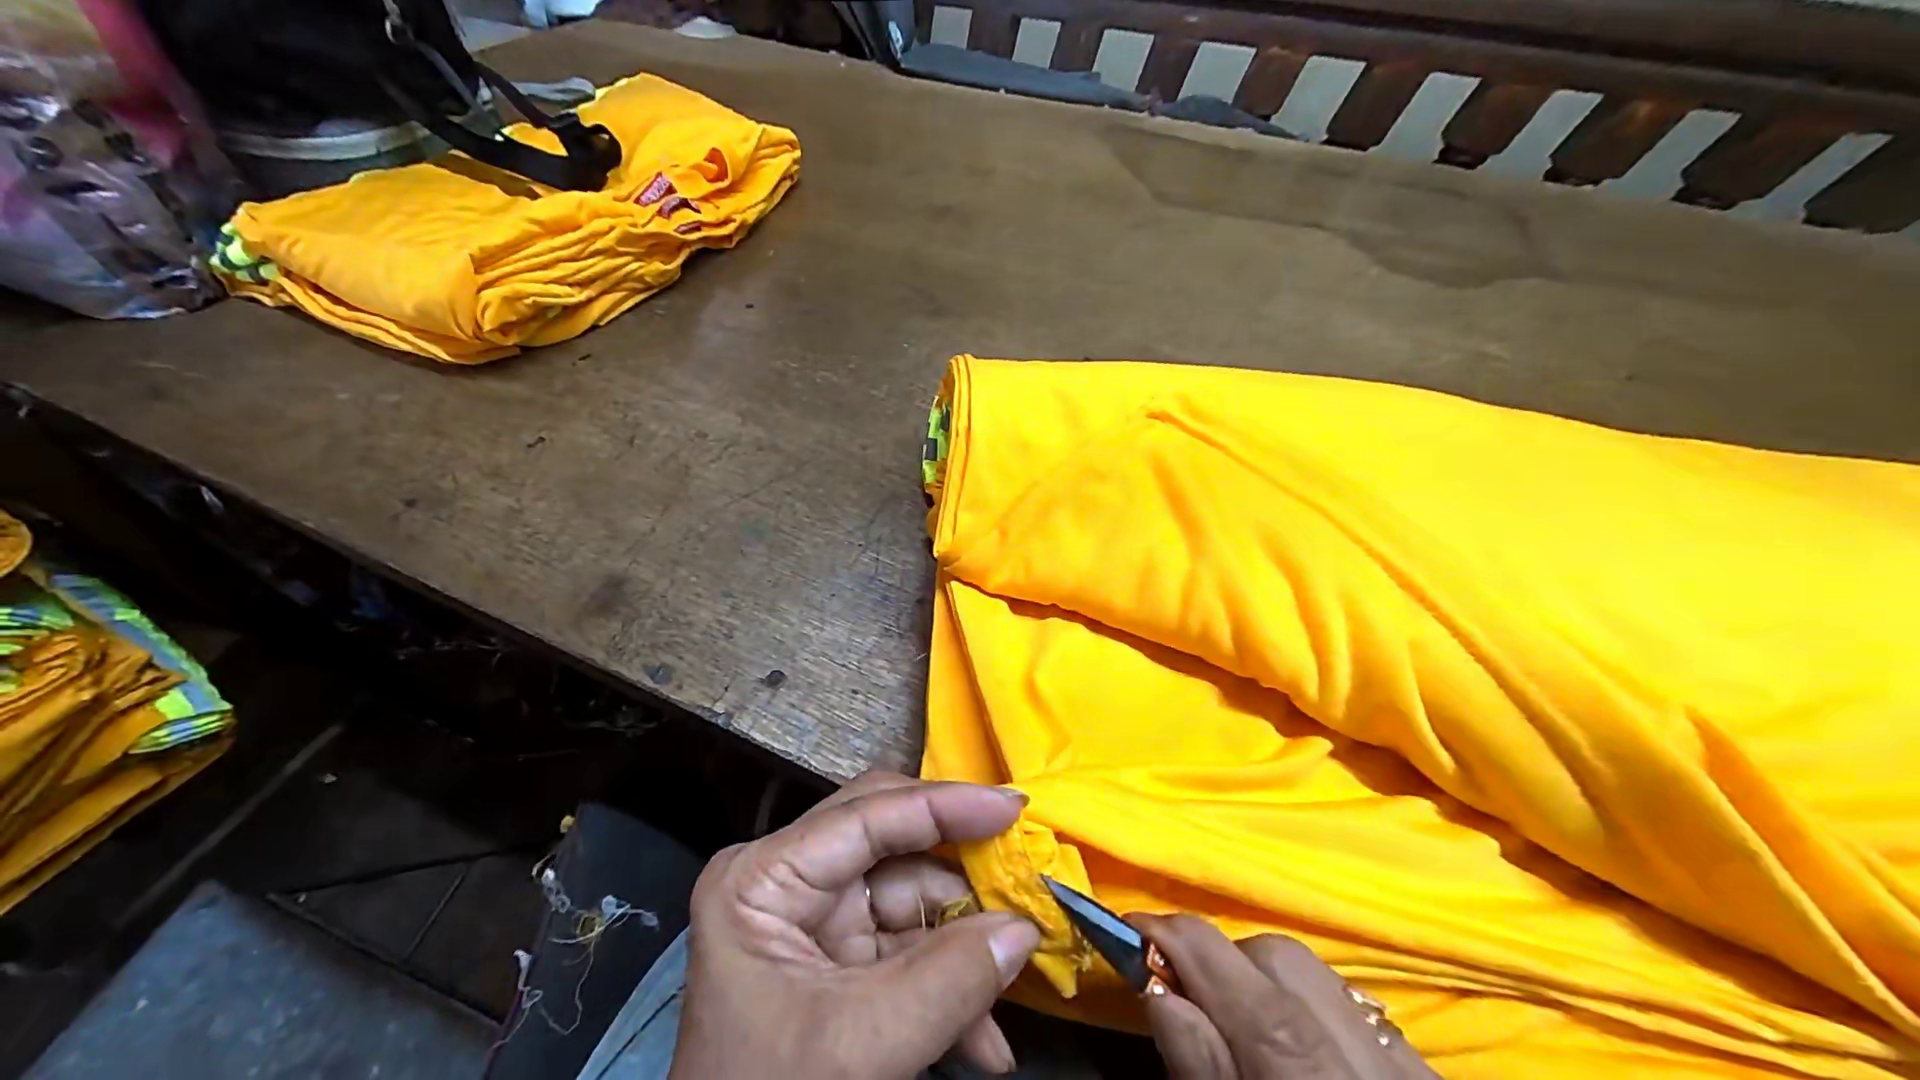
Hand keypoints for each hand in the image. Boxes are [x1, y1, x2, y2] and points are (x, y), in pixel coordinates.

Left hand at [669, 771, 1041, 1078]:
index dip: (945, 805)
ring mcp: (817, 918)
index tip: (1013, 807)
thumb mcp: (859, 1043)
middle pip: (894, 846)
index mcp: (765, 876)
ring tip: (1016, 978)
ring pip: (912, 899)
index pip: (868, 814)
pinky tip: (984, 1040)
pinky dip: (950, 984)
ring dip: (966, 944)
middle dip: (960, 871)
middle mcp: (790, 879)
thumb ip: (949, 982)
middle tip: (1022, 875)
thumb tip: (1023, 929)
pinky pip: (910, 948)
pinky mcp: (841, 959)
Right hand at [1133, 915, 1439, 1079]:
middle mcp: (1361, 1046)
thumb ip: (1203, 1066)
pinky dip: (1320, 1012)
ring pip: (1323, 975)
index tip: (1127, 932)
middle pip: (1277, 956)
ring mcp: (1408, 1059)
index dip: (1166, 935)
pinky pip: (1364, 1011)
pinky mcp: (1432, 1075)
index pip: (1221, 960)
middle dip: (1223, 962)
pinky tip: (1310, 1050)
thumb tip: (1155, 984)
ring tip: (1247, 1025)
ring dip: (1271, 983)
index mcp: (1294, 1057)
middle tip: (1189, 999)